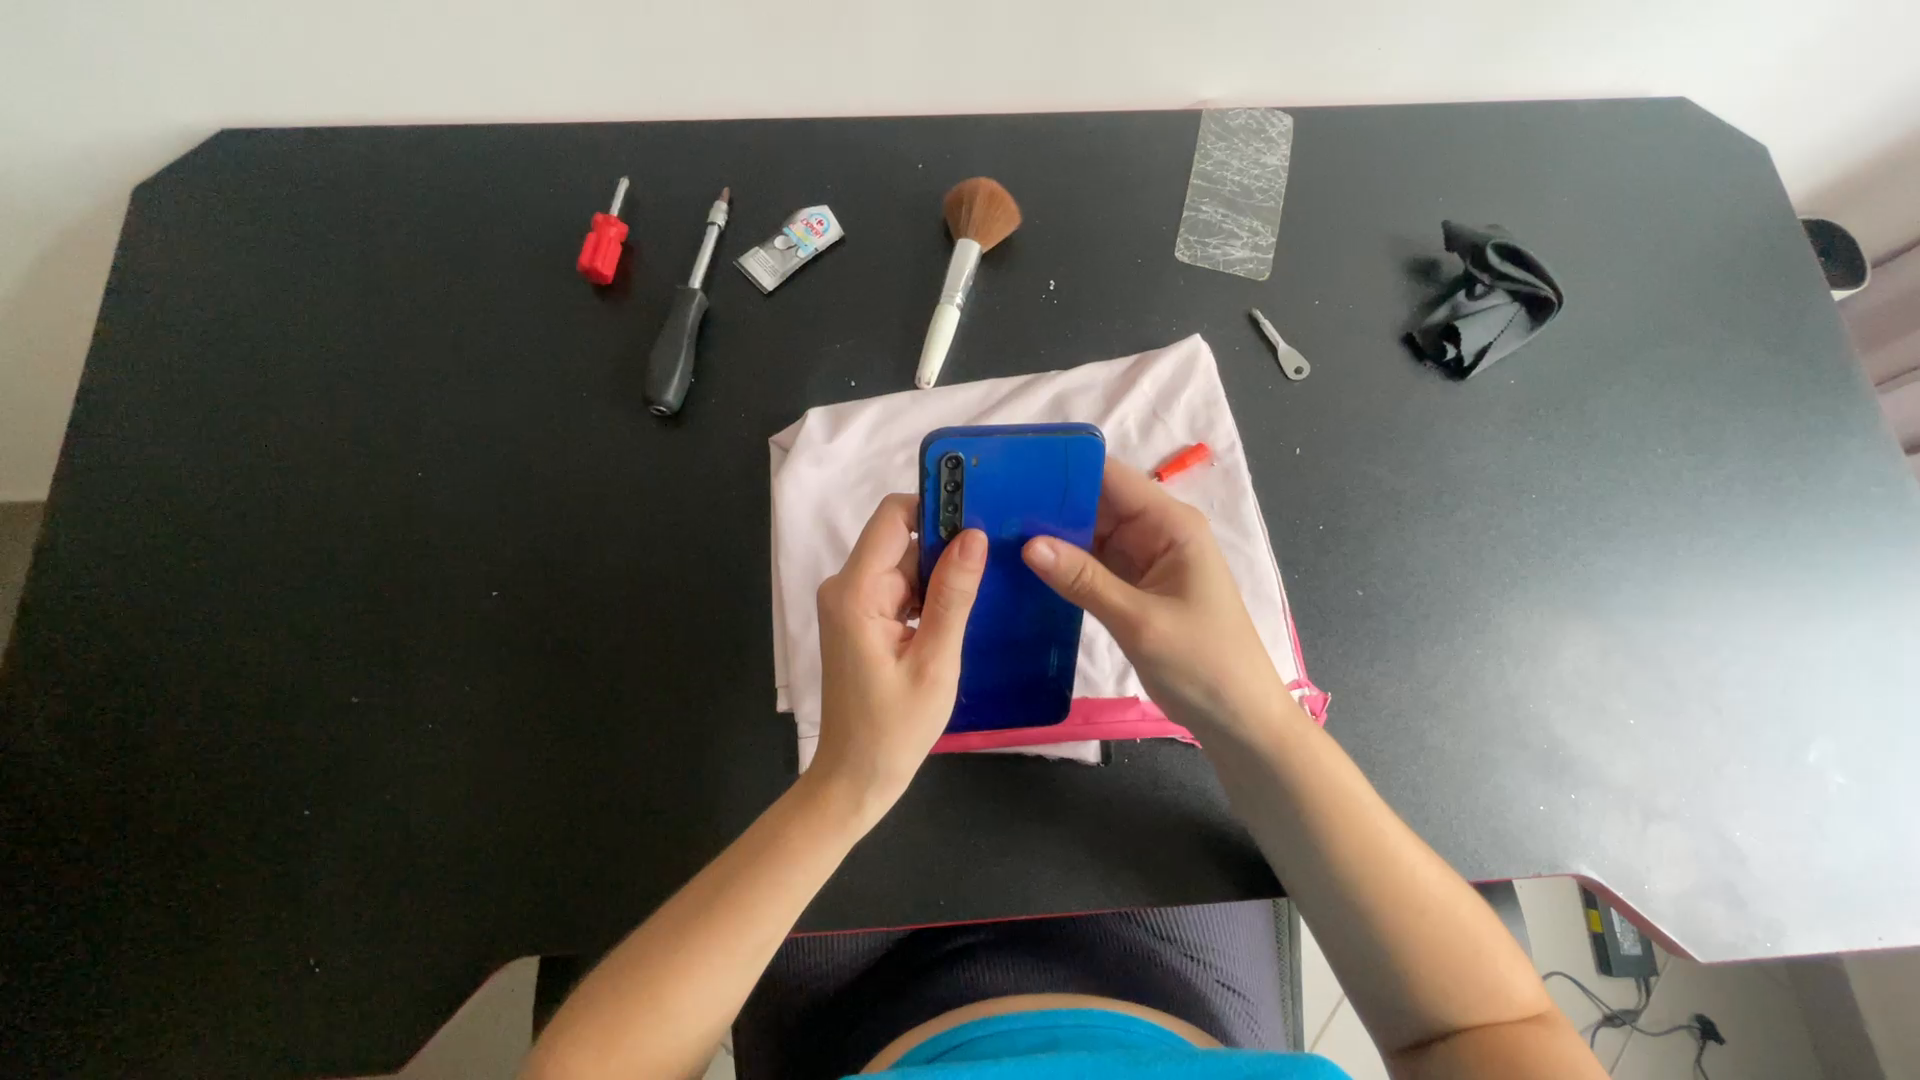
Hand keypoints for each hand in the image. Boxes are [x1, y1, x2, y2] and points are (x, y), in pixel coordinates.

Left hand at [811, 494, 986, 819]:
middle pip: (901, 540)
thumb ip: (953, 596)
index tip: (980, 513)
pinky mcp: (862, 620)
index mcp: (856, 592)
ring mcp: (853, 604)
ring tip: (987, 585)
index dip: (935, 506)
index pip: (892, 517)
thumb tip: (973, 536)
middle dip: (946, 544)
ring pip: (905, 565)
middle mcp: (847, 587)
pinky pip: (900, 590)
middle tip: (996, 556)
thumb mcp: (934, 661)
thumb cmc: (895, 728)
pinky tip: (961, 609)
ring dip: (942, 573)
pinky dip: (930, 595)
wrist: (857, 776)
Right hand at [1021, 460, 1298, 738]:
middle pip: (1094, 502)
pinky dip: (1062, 564)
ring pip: (1088, 534)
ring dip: (1050, 533)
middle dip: (1048, 501)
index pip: (1110, 477)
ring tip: (995, 529)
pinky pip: (1090, 564)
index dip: (1064, 468)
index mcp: (1170, 524)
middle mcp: (1155, 532)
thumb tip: (1028, 544)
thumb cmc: (1203, 663)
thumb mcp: (1139, 621)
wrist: (1237, 717)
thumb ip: (1084, 581)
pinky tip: (1021, 563)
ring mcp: (1142, 561)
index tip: (1013, 469)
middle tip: (989, 504)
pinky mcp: (1132, 588)